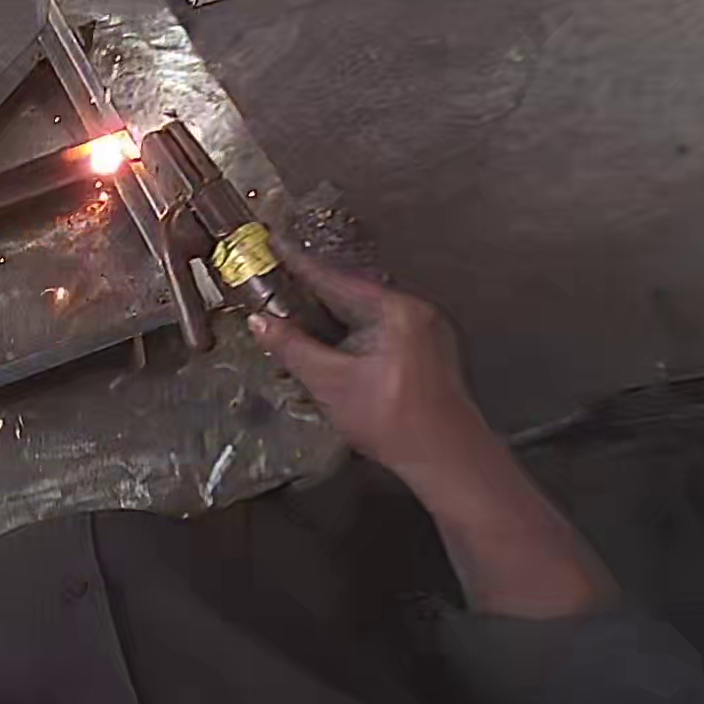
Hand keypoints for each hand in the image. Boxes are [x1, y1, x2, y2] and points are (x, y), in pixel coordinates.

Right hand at [247, 249, 493, 483]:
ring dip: (319, 314)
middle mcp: (412, 312)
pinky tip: (316, 340)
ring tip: (283, 311)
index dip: (296, 263)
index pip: (333, 279)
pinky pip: (367, 328)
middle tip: (267, 282)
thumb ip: (290, 346)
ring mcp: (419, 331)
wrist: (446, 459)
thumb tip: (257, 320)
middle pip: (345, 292)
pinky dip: (338, 330)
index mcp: (395, 311)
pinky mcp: (417, 350)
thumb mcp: (328, 381)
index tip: (269, 244)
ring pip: (356, 312)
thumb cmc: (389, 418)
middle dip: (304, 290)